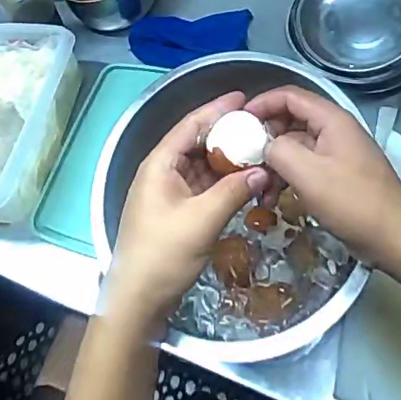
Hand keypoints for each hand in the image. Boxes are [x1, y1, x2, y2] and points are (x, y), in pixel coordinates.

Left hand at [104, 91, 270, 326]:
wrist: (136, 301)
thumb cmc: (162, 254)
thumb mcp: (201, 220)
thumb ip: (233, 191)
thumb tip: (264, 170)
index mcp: (160, 163)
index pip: (191, 125)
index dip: (217, 109)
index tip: (243, 98)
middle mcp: (162, 171)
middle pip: (196, 143)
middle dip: (226, 135)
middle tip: (257, 127)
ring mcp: (167, 192)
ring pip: (201, 166)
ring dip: (226, 160)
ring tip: (257, 151)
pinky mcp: (175, 211)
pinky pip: (202, 186)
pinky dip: (222, 182)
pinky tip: (243, 181)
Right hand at [248, 86, 400, 273]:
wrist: (399, 241)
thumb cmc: (353, 203)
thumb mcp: (307, 174)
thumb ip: (277, 149)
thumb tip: (260, 143)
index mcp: (331, 119)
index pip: (288, 95)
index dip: (261, 104)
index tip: (237, 122)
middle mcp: (335, 129)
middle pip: (290, 119)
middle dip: (264, 136)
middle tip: (242, 155)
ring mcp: (338, 153)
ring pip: (295, 145)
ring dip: (274, 161)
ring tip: (257, 186)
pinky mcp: (339, 175)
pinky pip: (306, 165)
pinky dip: (287, 176)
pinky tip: (273, 199)